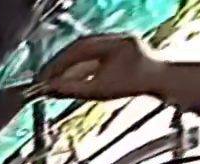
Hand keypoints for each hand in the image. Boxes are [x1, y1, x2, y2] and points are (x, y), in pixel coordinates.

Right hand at [39, 34, 165, 100]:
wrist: (158, 77)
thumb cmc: (129, 85)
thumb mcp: (96, 90)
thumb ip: (70, 89)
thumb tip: (47, 89)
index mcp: (114, 43)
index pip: (78, 49)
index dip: (56, 64)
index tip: (41, 78)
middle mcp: (115, 36)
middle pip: (79, 46)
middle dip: (59, 63)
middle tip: (42, 78)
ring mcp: (116, 40)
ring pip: (84, 49)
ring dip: (66, 63)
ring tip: (51, 78)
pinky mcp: (116, 46)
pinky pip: (91, 52)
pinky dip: (76, 63)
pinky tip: (66, 76)